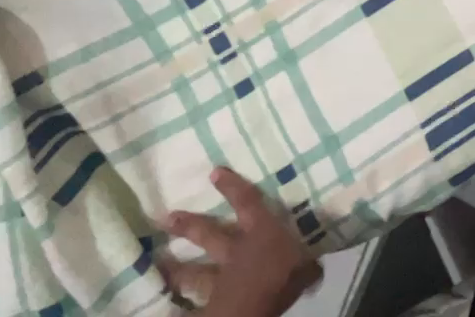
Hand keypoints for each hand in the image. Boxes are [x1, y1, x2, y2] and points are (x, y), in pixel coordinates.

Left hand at [160, 167, 320, 316]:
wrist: (252, 311)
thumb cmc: (283, 279)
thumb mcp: (307, 268)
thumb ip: (309, 264)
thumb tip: (315, 262)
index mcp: (261, 232)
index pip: (247, 202)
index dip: (232, 186)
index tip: (214, 172)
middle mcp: (236, 251)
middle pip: (210, 235)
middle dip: (190, 226)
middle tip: (167, 217)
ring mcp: (219, 279)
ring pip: (194, 272)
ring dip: (177, 269)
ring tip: (159, 263)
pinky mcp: (211, 304)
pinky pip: (193, 305)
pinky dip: (181, 308)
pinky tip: (169, 308)